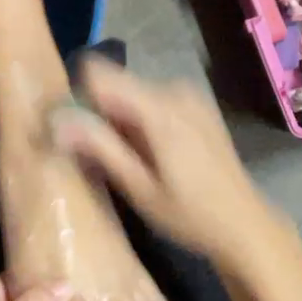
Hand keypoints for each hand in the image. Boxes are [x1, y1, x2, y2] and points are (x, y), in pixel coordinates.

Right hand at [52, 59, 286, 266]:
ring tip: (124, 162)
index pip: (97, 74)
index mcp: (159, 109)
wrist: (245, 225)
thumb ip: (99, 148)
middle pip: (114, 85)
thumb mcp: (139, 187)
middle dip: (97, 116)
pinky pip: (149, 103)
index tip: (72, 133)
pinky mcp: (194, 107)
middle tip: (97, 158)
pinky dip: (137, 125)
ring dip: (117, 123)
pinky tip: (145, 157)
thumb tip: (56, 121)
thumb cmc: (189, 214)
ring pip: (129, 96)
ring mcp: (188, 97)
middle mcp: (174, 91)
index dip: (78, 100)